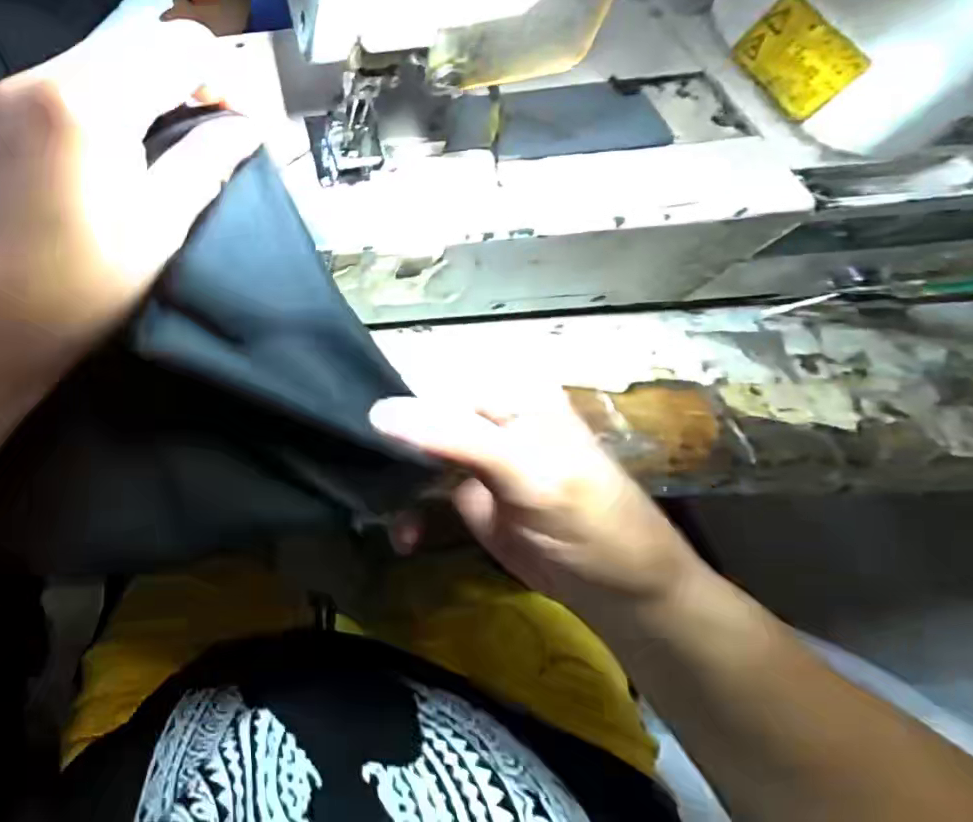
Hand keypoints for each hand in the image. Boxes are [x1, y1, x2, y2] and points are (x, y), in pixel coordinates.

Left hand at [0, 18, 260, 391]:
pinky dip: (116, 89)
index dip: (226, 78)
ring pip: (108, 52)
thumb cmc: (81, 288)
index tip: (245, 123)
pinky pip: (75, 75)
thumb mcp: (160, 226)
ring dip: (155, 79)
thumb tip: (248, 126)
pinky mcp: (1, 110)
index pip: (178, 50)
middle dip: (192, 74)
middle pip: (141, 40)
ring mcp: (13, 90)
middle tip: (220, 125)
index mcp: (85, 103)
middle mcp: (41, 77)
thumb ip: (208, 159)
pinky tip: (133, 132)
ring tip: (182, 129)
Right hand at [369, 392, 713, 628]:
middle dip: (384, 449)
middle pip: (414, 417)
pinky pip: (419, 493)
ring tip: (377, 510)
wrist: (622, 593)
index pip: (431, 379)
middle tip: (355, 474)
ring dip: (391, 486)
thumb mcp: (525, 471)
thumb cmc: (587, 518)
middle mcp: (482, 414)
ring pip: (410, 455)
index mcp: (503, 391)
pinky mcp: (462, 492)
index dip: (390, 401)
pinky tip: (403, 536)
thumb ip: (454, 436)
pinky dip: (406, 514)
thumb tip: (377, 411)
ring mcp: (470, 455)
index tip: (350, 428)